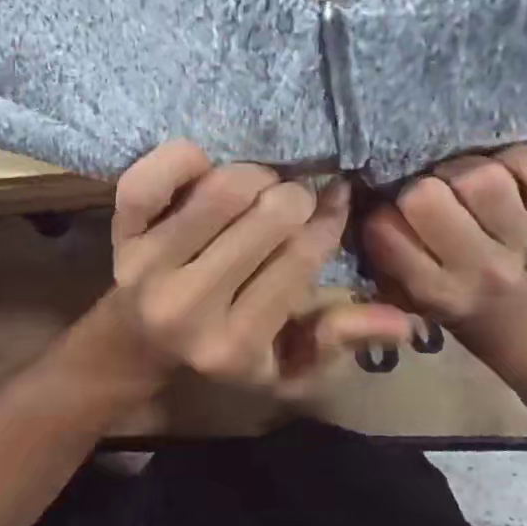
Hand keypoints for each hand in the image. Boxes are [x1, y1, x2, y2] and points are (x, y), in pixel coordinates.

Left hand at [102, 140, 404, 389]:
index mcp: (234, 344)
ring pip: (224, 189)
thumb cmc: (222, 353)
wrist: (134, 345)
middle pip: (269, 215)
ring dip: (256, 174)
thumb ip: (340, 340)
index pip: (302, 257)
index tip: (337, 196)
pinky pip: (151, 178)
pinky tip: (209, 167)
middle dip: (297, 197)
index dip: (330, 217)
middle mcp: (187, 306)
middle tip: (298, 197)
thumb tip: (405, 322)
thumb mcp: (287, 367)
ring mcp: (147, 266)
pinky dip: (185, 158)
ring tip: (263, 184)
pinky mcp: (121, 233)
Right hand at [357, 145, 526, 337]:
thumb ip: (377, 251)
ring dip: (464, 171)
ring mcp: (519, 238)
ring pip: (481, 178)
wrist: (506, 311)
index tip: (392, 220)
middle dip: (419, 190)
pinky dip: (526, 164)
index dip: (382, 216)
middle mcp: (476, 267)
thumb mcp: (397, 287)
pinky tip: (510, 172)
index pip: (384, 232)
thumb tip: (357, 200)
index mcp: (431, 287)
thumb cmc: (440, 287)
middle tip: (430, 197)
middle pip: (425, 196)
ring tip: (462, 184)